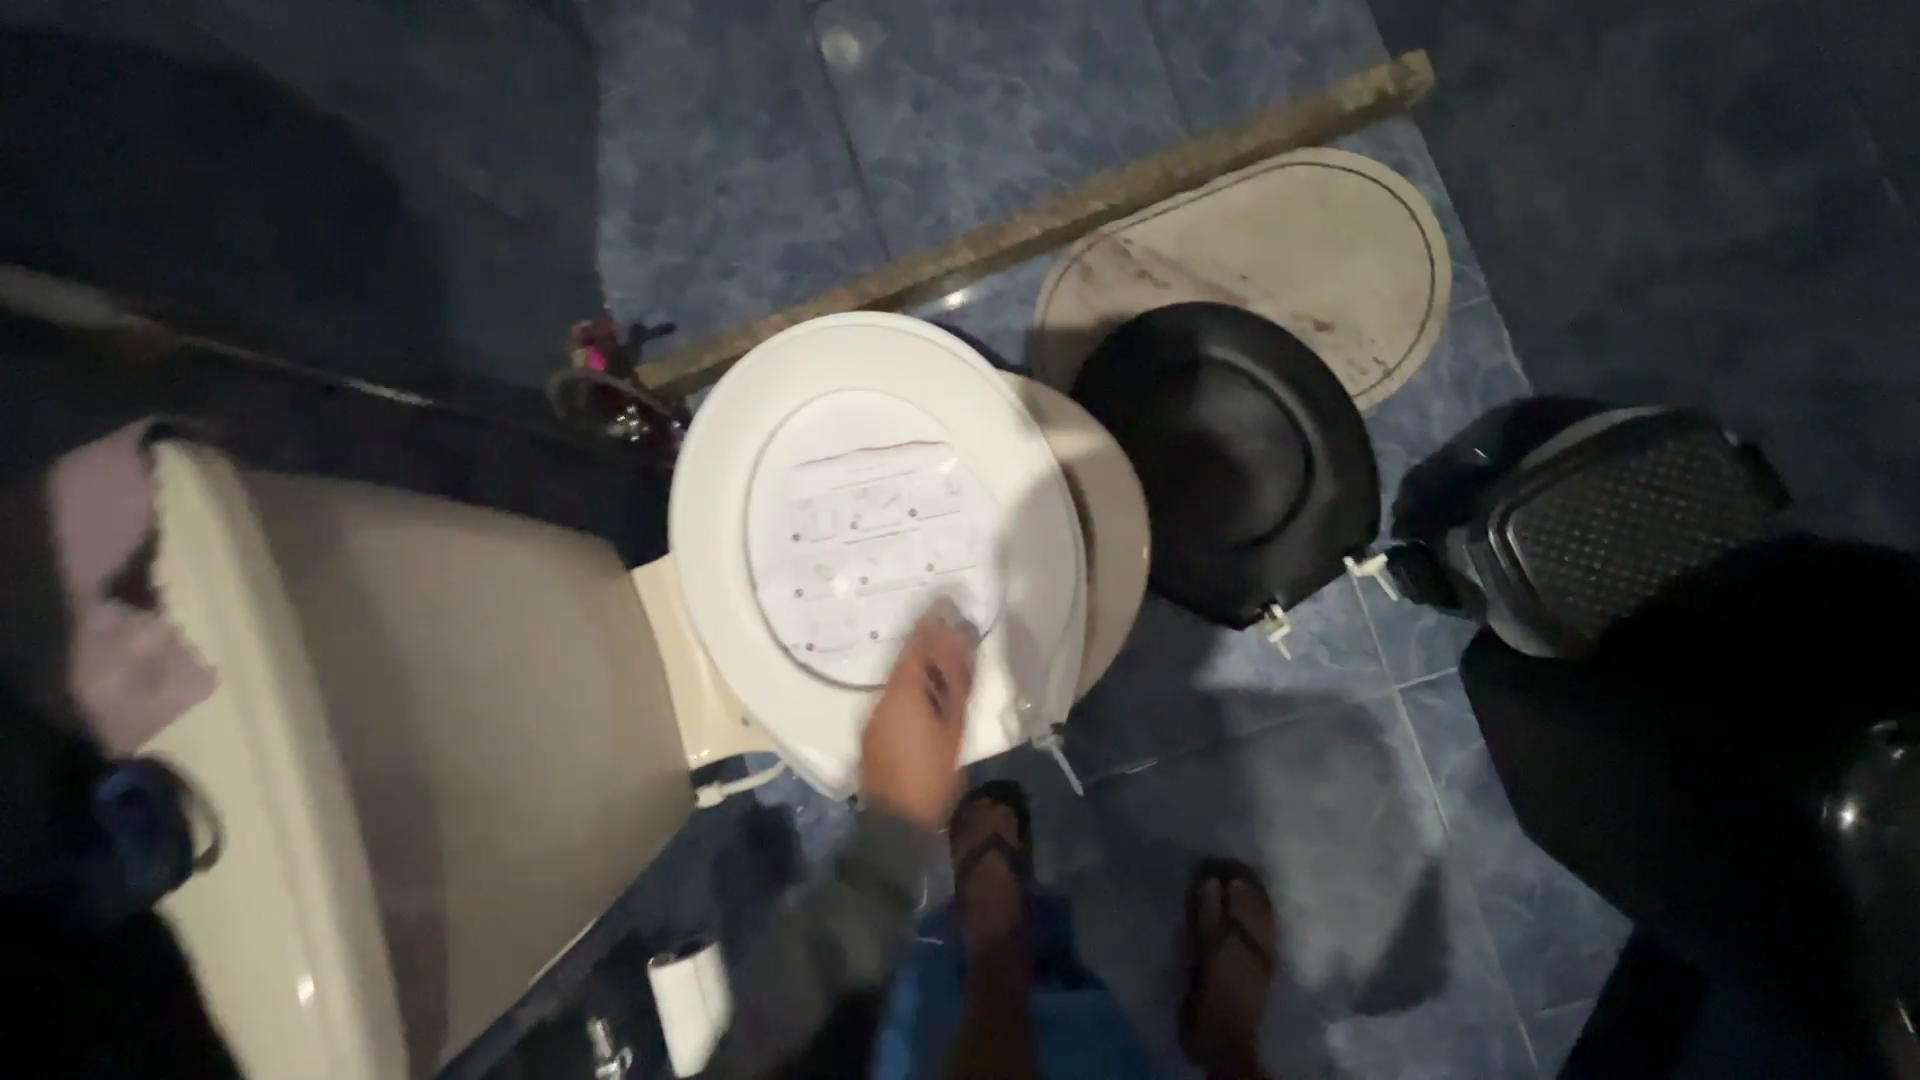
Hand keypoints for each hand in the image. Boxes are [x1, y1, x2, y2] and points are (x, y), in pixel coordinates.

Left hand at [859, 598, 977, 829]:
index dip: (929, 627)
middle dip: (923, 646)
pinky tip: (922, 696)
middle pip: (901, 662)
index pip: (914, 648)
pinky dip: (906, 690)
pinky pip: (889, 699)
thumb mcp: (953, 729)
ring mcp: (870, 717)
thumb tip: (961, 650)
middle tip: (945, 632)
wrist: (896, 823)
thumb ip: (956, 684)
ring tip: (939, 664)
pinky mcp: (869, 734)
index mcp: (902, 693)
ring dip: (915, 669)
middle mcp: (880, 698)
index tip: (943, 608)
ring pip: (894, 682)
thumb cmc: (931, 775)